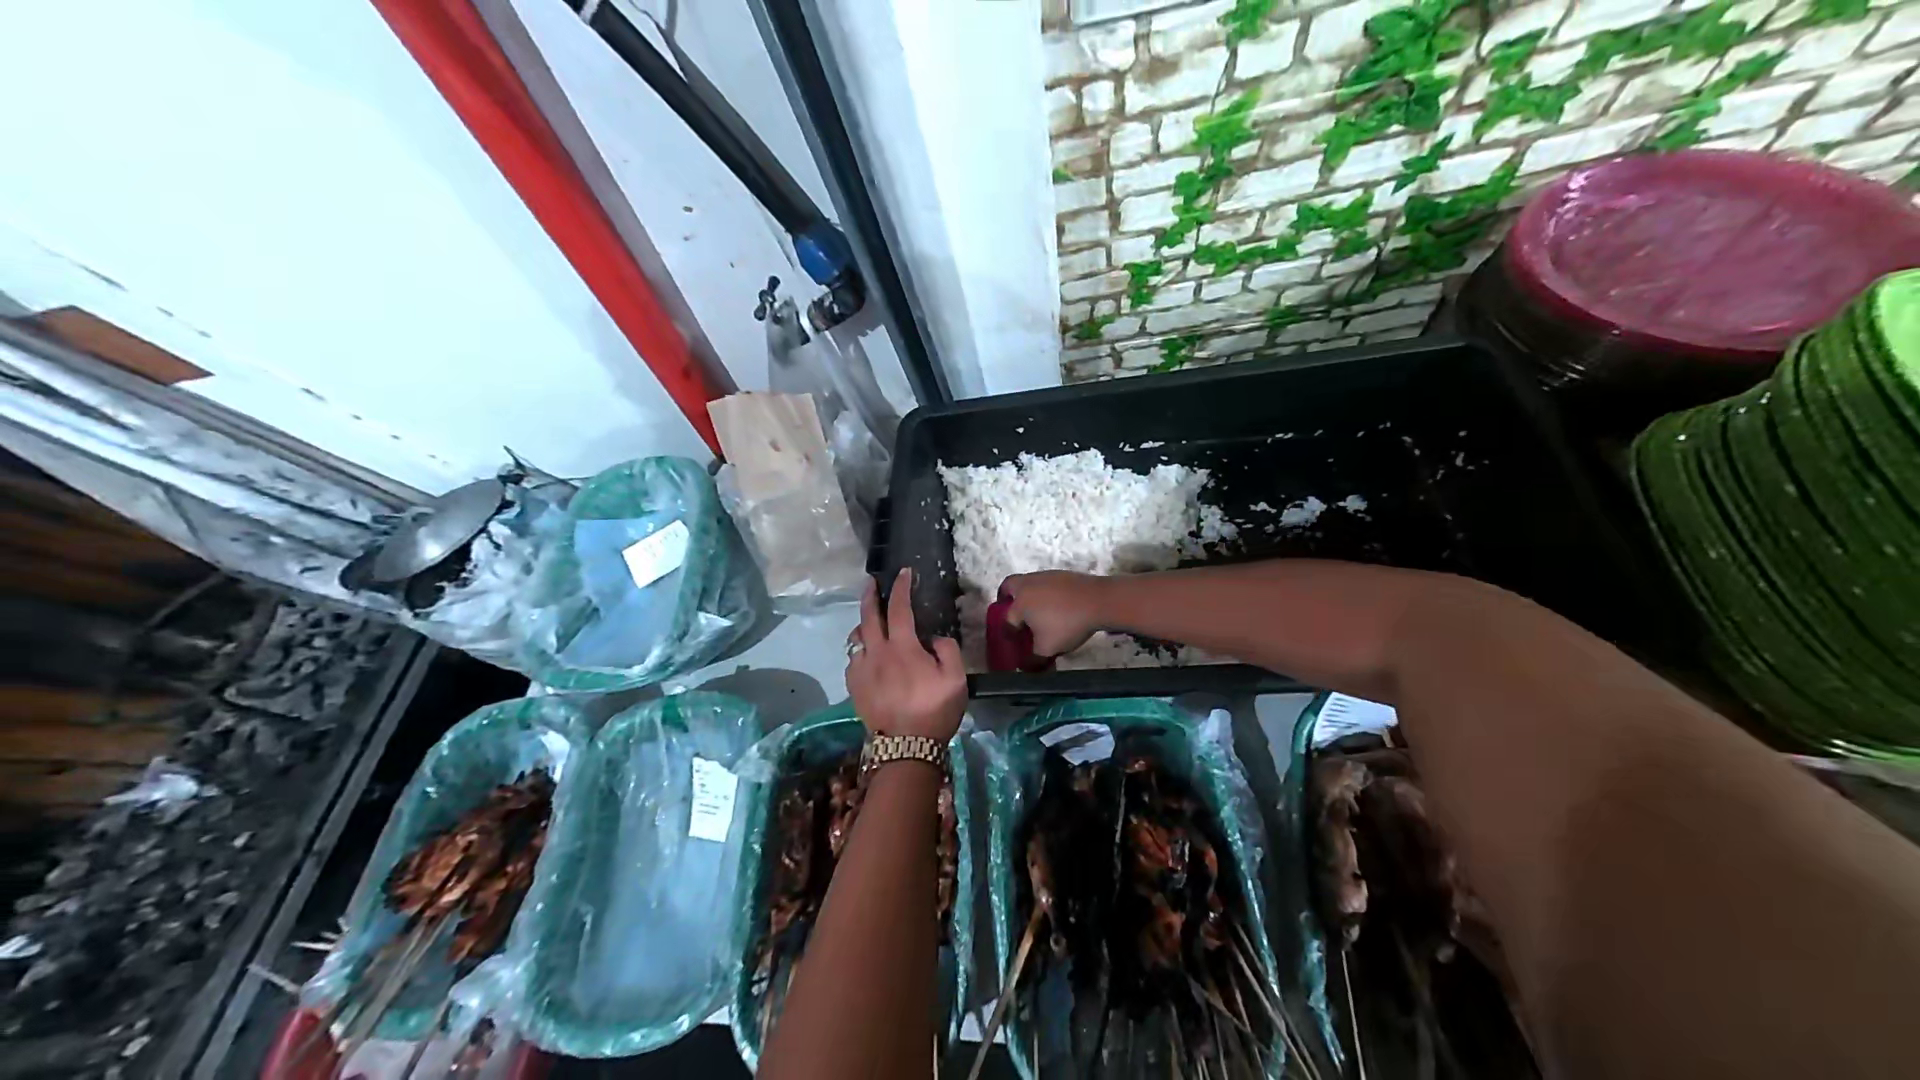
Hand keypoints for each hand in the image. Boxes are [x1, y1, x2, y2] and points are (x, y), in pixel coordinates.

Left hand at [846, 569, 966, 740]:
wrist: (906, 748)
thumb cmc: (935, 711)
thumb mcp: (956, 679)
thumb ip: (947, 650)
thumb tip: (934, 639)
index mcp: (903, 648)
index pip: (899, 608)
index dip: (901, 587)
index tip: (904, 573)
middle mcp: (877, 653)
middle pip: (867, 616)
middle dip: (869, 595)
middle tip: (871, 582)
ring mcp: (862, 670)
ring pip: (856, 638)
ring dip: (863, 624)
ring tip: (870, 621)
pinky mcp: (854, 687)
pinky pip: (853, 660)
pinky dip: (860, 651)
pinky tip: (868, 656)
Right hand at [1001, 571, 1108, 656]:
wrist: (1098, 600)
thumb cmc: (1067, 624)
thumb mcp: (1048, 649)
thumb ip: (1033, 660)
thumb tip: (1025, 667)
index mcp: (1019, 604)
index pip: (1007, 620)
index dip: (1008, 633)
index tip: (1013, 641)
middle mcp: (1027, 585)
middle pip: (1008, 587)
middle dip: (1006, 598)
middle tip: (1011, 611)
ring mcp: (1045, 576)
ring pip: (1028, 584)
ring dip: (1028, 596)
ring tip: (1039, 613)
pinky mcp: (1061, 574)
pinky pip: (1045, 584)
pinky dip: (1045, 594)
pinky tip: (1056, 606)